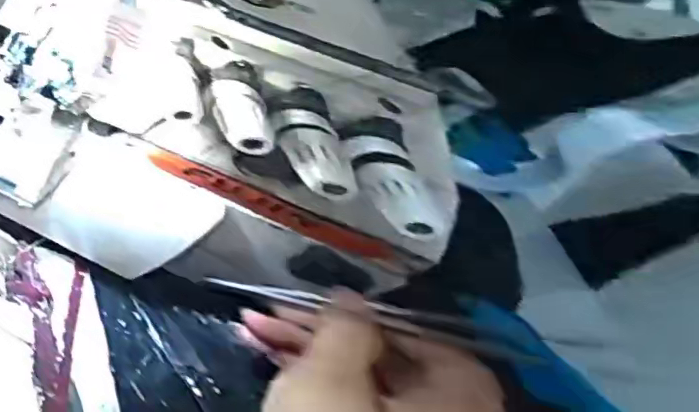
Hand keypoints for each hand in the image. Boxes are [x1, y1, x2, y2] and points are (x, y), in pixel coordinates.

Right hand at [239, 291, 502, 411]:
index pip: (447, 354)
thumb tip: (354, 298)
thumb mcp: (327, 375)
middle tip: (270, 313)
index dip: (389, 322)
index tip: (329, 305)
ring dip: (308, 351)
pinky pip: (356, 409)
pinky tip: (268, 358)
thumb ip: (344, 329)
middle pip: (396, 368)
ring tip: (251, 330)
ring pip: (369, 388)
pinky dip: (317, 383)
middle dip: (325, 332)